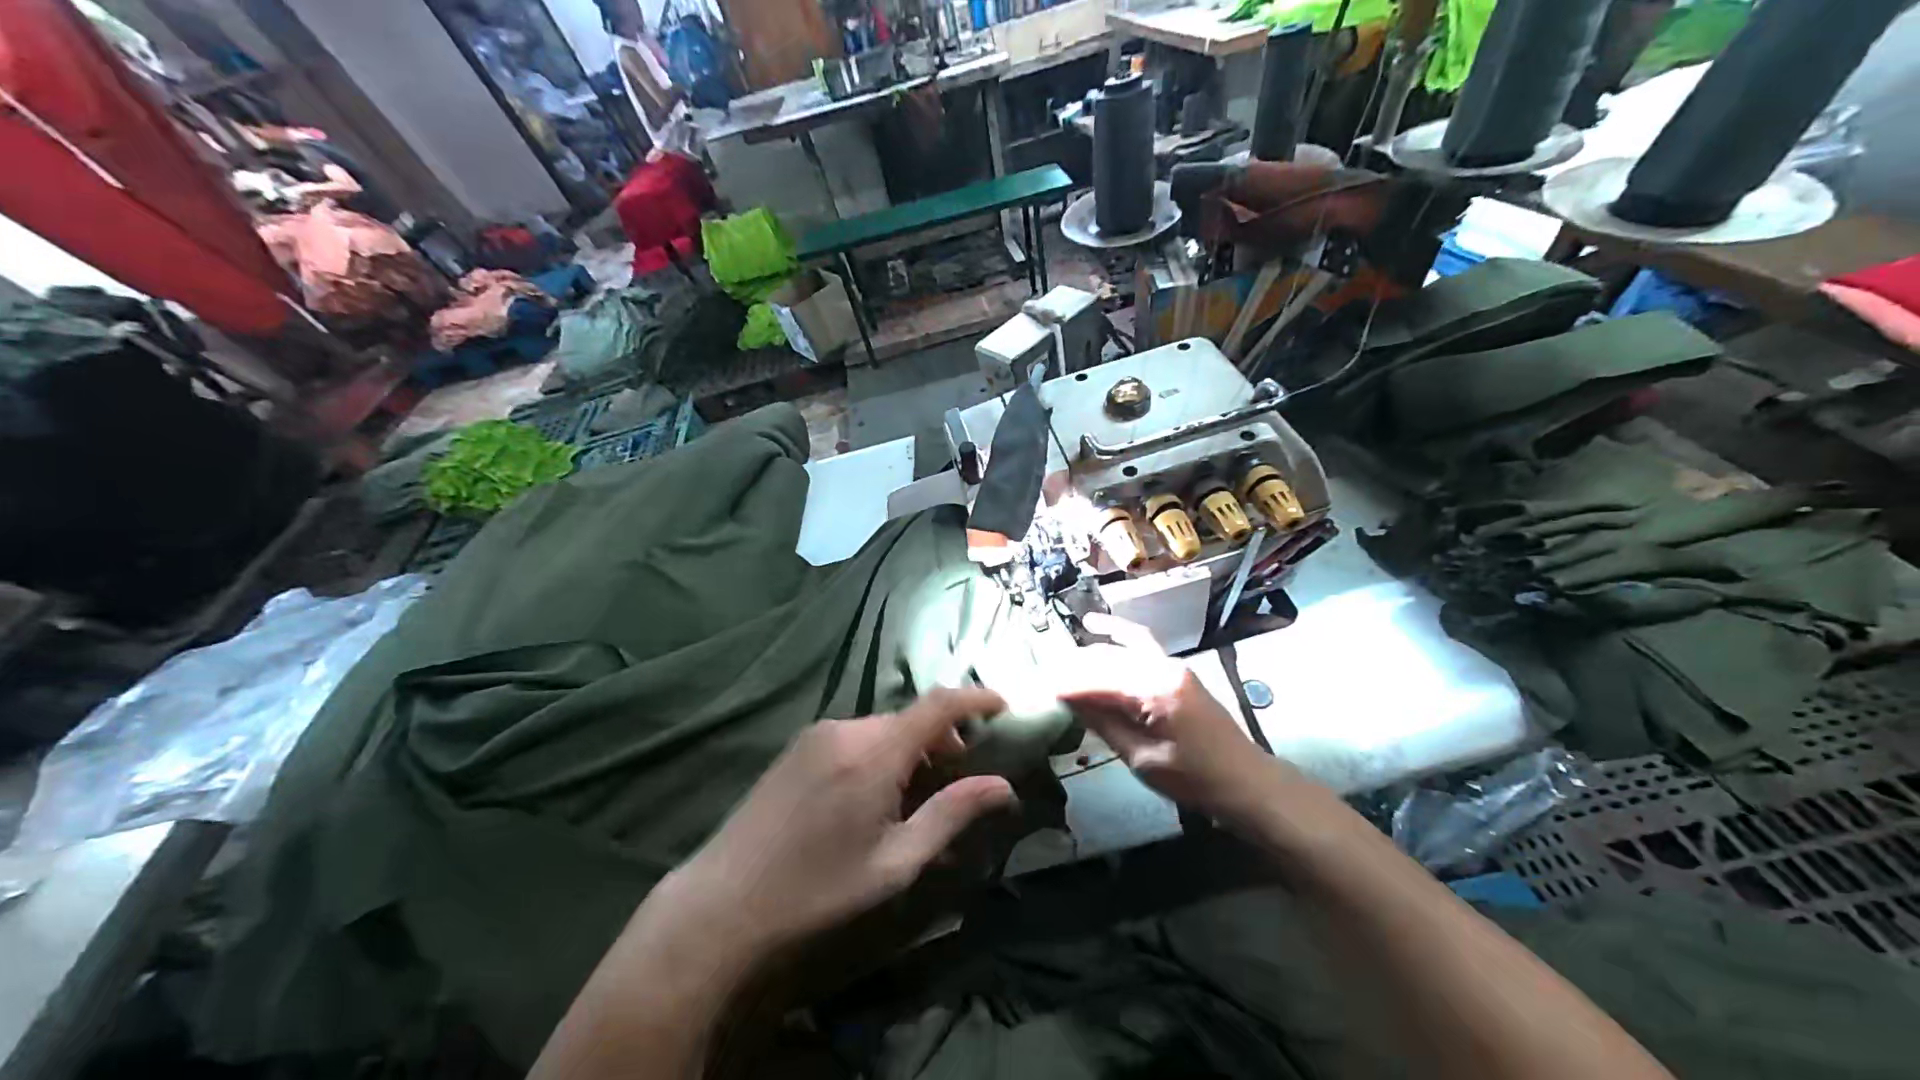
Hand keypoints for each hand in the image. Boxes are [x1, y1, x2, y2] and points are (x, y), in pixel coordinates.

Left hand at [645, 688, 1017, 970]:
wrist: (723, 904)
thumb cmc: (819, 890)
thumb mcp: (896, 862)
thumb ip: (952, 814)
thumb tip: (1004, 786)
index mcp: (874, 752)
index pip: (939, 704)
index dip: (976, 698)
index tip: (1005, 707)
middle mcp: (845, 729)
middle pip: (910, 719)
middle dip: (944, 741)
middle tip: (959, 786)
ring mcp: (815, 736)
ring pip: (882, 729)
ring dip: (910, 750)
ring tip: (914, 801)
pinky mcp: (795, 749)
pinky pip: (853, 738)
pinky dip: (879, 754)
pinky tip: (873, 797)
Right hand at [1055, 615, 1300, 827]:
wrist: (1246, 781)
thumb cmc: (1194, 779)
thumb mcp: (1141, 759)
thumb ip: (1104, 723)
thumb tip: (1068, 699)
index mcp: (1155, 691)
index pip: (1095, 680)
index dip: (1064, 686)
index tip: (1038, 692)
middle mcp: (1162, 667)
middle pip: (1104, 660)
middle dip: (1071, 670)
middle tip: (1042, 682)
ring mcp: (1170, 664)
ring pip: (1117, 651)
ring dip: (1087, 657)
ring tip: (1058, 666)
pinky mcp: (1175, 670)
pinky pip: (1140, 644)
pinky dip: (1117, 634)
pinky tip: (1094, 625)